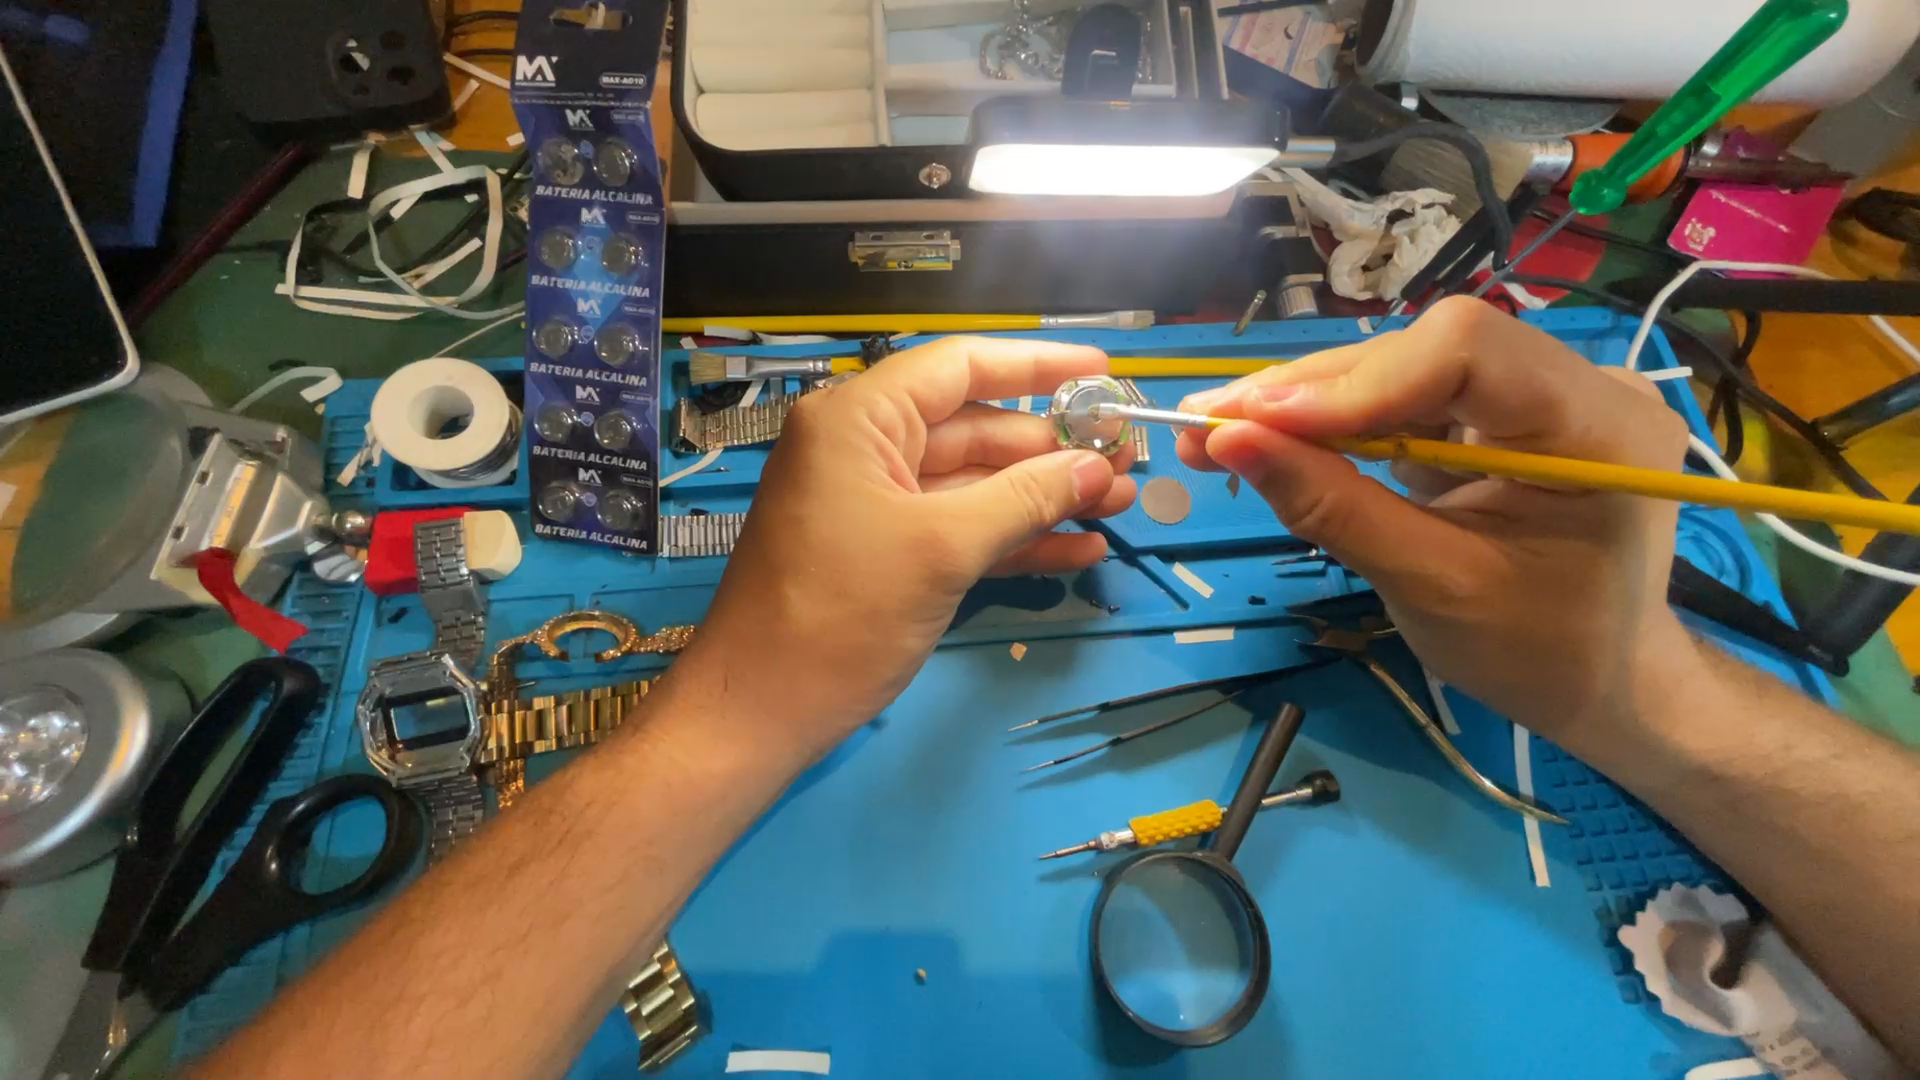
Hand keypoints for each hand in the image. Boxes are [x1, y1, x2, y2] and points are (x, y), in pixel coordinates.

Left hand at [684, 337, 1136, 760]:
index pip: (960, 368)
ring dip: (1042, 497)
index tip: (1101, 368)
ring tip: (1118, 503)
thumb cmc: (840, 615)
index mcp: (860, 420)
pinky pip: (961, 530)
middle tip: (1124, 460)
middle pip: (975, 429)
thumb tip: (1096, 466)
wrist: (760, 713)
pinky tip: (1079, 548)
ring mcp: (878, 504)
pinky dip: (1013, 539)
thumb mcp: (941, 548)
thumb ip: (1024, 498)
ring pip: (975, 485)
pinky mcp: (890, 553)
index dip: (1036, 365)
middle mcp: (867, 449)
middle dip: (1051, 449)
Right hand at [1174, 298, 1692, 750]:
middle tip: (1201, 423)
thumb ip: (1329, 508)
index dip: (1351, 384)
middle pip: (1414, 355)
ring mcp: (1529, 397)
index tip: (1254, 424)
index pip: (1465, 352)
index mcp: (1596, 428)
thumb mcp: (1425, 584)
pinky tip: (1265, 438)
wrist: (1597, 679)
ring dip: (1297, 405)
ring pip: (1392, 372)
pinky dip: (1322, 425)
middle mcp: (1573, 387)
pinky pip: (1393, 401)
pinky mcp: (1488, 416)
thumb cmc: (1531, 649)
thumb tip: (1226, 442)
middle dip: (1301, 394)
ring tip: (1213, 431)